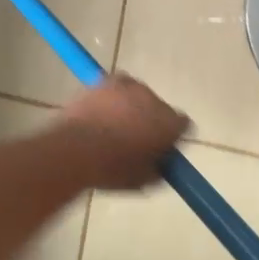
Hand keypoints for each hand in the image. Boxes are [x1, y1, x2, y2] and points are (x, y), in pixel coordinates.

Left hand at [53, 74, 189, 189]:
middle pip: (160, 106)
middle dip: (152, 119)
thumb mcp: (146, 179)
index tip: (162, 147)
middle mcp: (153, 99)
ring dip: (133, 105)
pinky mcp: (106, 79)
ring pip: (138, 94)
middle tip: (137, 137)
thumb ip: (161, 166)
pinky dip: (115, 94)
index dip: (173, 135)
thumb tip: (162, 161)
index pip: (183, 124)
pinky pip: (118, 85)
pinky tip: (104, 109)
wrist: (75, 148)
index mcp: (169, 123)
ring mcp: (128, 86)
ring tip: (117, 123)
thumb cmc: (112, 168)